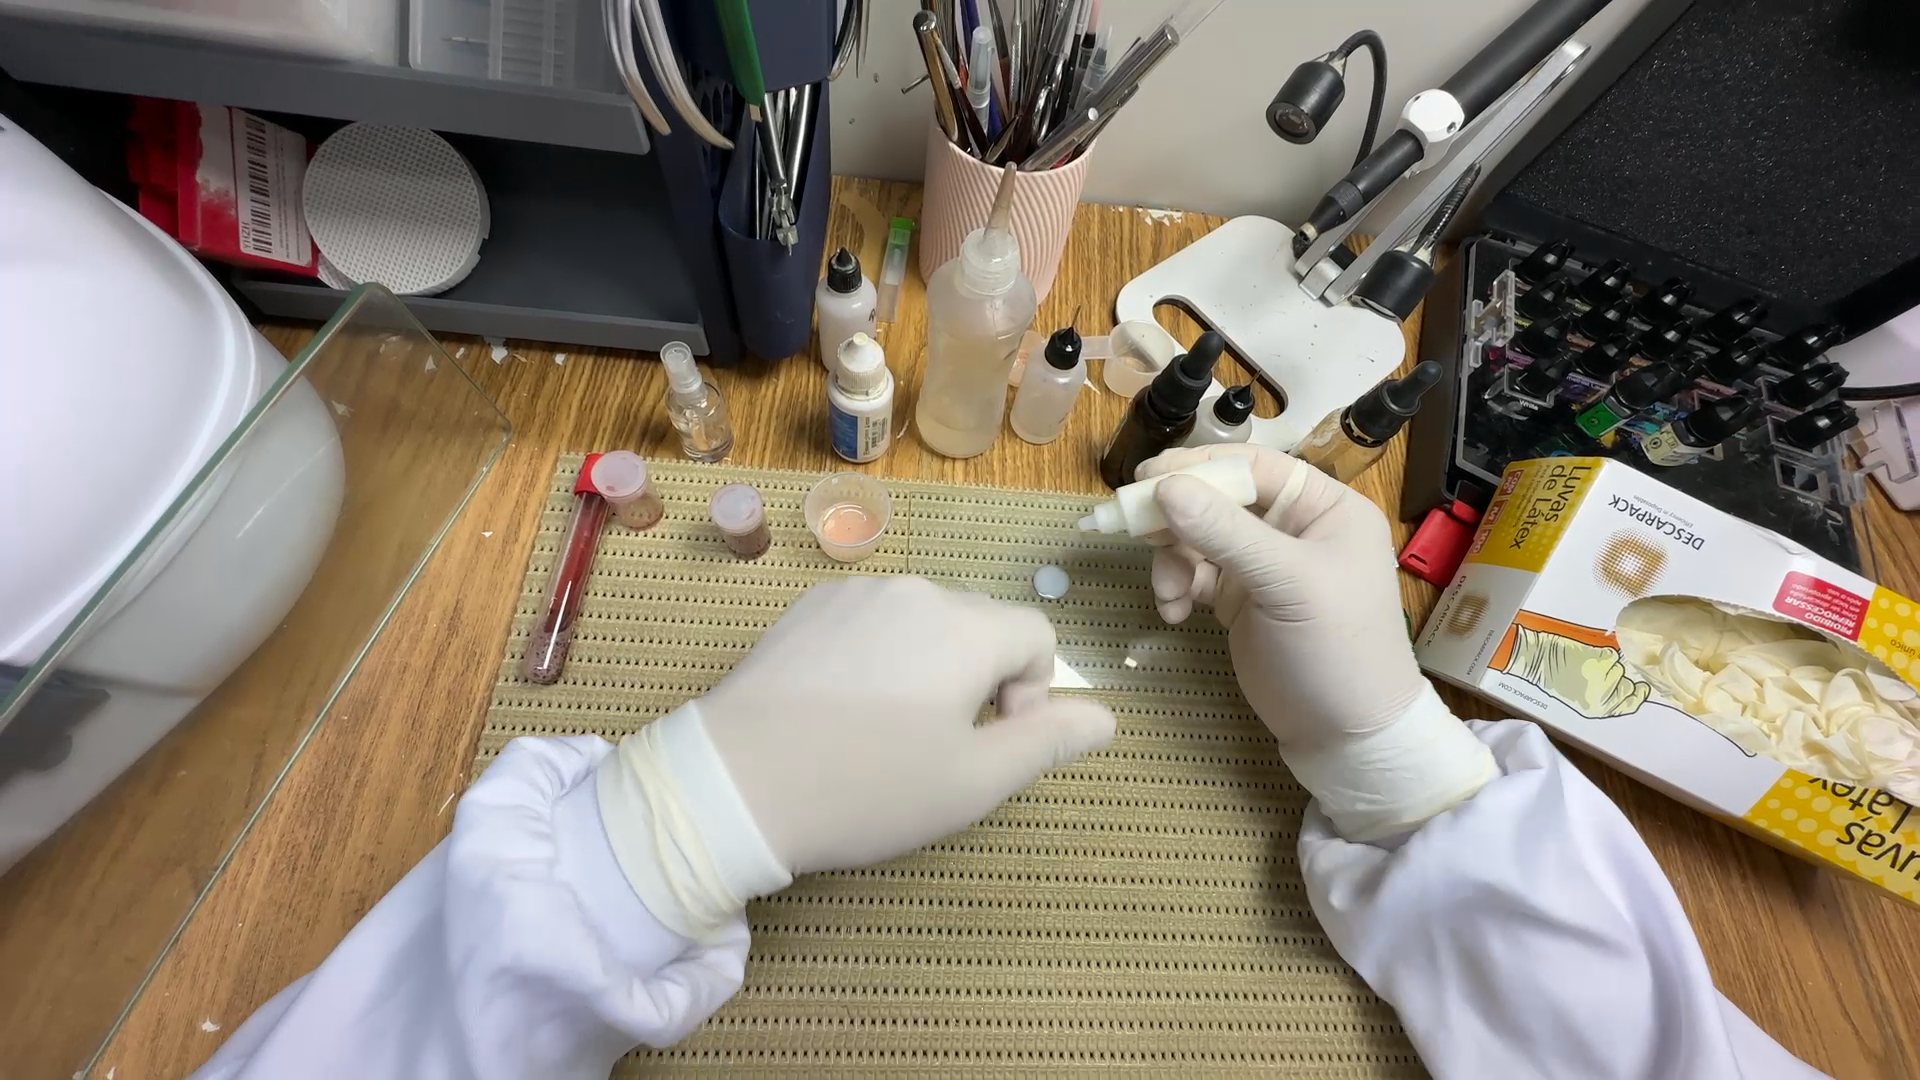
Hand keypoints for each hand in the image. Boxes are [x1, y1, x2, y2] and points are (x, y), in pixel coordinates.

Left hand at [700, 576, 1116, 875]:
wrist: (737, 780)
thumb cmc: (870, 786)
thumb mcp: (974, 780)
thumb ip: (1049, 740)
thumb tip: (1107, 717)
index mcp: (967, 627)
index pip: (1037, 634)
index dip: (1032, 690)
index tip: (991, 737)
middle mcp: (918, 590)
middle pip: (982, 622)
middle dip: (983, 673)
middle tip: (940, 737)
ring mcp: (858, 590)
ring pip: (926, 618)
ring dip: (930, 660)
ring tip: (886, 721)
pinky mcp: (812, 602)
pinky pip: (874, 616)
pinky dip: (880, 649)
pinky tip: (842, 699)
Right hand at [1141, 444, 1424, 747]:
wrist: (1343, 736)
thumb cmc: (1335, 650)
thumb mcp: (1286, 584)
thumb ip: (1225, 532)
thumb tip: (1164, 487)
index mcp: (1321, 507)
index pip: (1251, 466)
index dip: (1197, 467)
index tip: (1144, 476)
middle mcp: (1289, 527)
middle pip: (1215, 500)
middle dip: (1175, 519)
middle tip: (1135, 529)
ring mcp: (1260, 563)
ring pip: (1195, 538)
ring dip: (1172, 562)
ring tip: (1169, 593)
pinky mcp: (1237, 596)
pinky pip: (1192, 574)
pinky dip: (1176, 588)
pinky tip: (1175, 613)